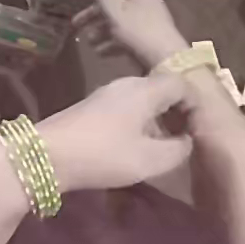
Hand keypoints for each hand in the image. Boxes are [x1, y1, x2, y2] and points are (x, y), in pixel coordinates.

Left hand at [36, 74, 192, 191]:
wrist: (46, 155)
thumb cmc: (104, 154)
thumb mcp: (150, 159)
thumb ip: (178, 149)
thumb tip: (186, 140)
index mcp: (146, 89)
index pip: (182, 83)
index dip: (195, 104)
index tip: (199, 129)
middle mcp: (126, 84)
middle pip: (161, 90)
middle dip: (175, 114)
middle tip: (182, 141)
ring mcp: (105, 94)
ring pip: (142, 101)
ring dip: (154, 121)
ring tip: (158, 149)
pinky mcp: (90, 108)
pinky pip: (124, 109)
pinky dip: (135, 124)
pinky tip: (131, 147)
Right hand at [74, 0, 188, 66]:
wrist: (167, 63)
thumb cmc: (139, 33)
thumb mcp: (117, 9)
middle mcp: (145, 5)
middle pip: (114, 4)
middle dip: (93, 12)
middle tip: (75, 23)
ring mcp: (149, 25)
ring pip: (119, 23)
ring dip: (100, 30)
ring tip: (88, 42)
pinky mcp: (149, 43)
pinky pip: (126, 39)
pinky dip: (111, 43)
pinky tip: (101, 53)